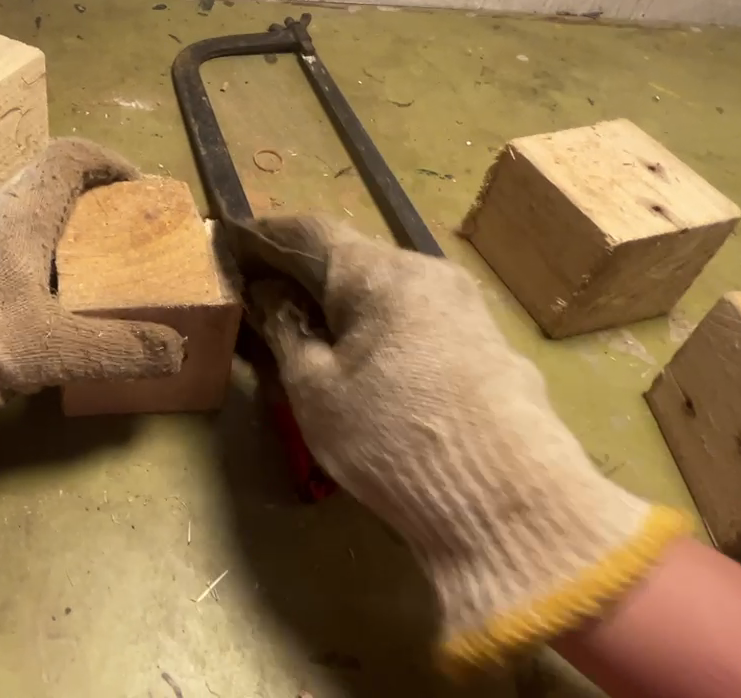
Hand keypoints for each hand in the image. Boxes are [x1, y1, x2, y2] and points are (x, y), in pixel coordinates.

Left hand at [0, 139, 184, 494]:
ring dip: (52, 228)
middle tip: (111, 233)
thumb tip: (176, 350)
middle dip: (85, 200)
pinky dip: (24, 256)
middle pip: (44, 182)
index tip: (135, 184)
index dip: (107, 161)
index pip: (69, 156)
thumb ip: (121, 349)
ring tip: (76, 270)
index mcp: (24, 212)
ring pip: (16, 213)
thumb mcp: (58, 347)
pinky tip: (27, 301)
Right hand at [238, 216, 688, 673]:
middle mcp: (427, 273)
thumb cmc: (391, 437)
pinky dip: (381, 328)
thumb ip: (285, 328)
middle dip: (304, 273)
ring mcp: (466, 308)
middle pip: (351, 258)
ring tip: (310, 330)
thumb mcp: (314, 387)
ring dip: (344, 303)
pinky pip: (419, 319)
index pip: (308, 231)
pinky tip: (369, 362)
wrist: (510, 509)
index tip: (231, 245)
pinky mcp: (488, 346)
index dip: (264, 236)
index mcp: (379, 272)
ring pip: (389, 290)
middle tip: (263, 295)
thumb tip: (267, 293)